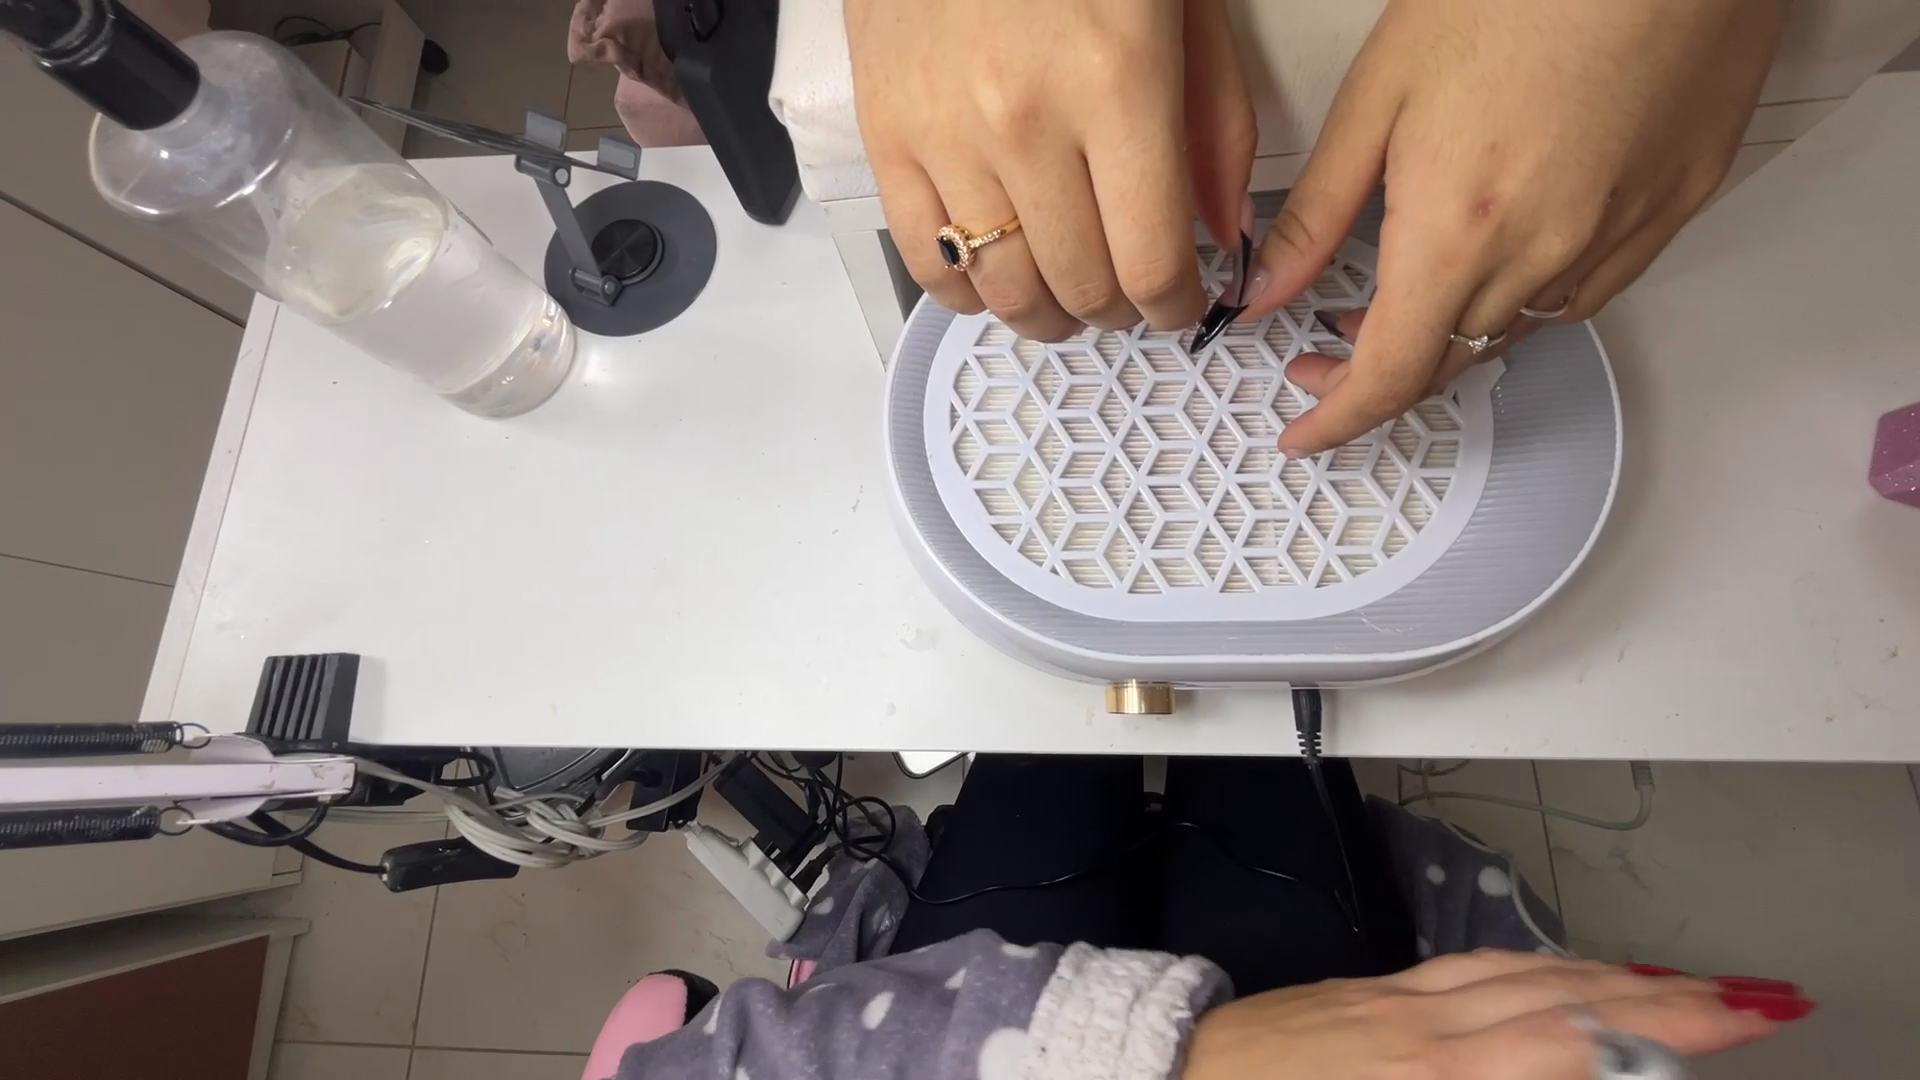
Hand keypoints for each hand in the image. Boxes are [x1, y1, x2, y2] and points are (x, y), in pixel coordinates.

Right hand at [845, 0, 1254, 341]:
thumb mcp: (1183, 3)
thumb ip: (1216, 125)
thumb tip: (1221, 232)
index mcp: (1117, 84)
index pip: (1150, 260)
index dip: (1173, 307)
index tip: (1178, 308)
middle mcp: (1025, 125)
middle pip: (1080, 288)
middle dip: (1115, 314)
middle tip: (1124, 301)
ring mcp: (946, 139)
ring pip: (1005, 292)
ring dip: (1046, 318)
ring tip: (1063, 305)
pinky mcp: (886, 142)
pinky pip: (929, 265)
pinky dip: (969, 297)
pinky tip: (995, 281)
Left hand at [1181, 951, 1800, 1079]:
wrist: (1186, 1070)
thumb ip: (1486, 1077)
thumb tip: (1553, 1068)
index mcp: (1431, 1073)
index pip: (1566, 1039)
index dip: (1658, 1030)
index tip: (1736, 1018)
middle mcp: (1420, 1024)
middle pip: (1551, 996)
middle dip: (1654, 997)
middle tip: (1744, 996)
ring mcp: (1390, 994)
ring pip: (1509, 970)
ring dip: (1593, 971)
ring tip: (1667, 979)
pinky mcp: (1365, 984)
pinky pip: (1459, 964)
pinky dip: (1520, 961)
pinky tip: (1545, 967)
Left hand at [1239, 0, 1789, 456]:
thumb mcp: (1376, 102)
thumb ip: (1312, 218)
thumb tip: (1264, 293)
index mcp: (1458, 233)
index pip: (1385, 378)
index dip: (1335, 422)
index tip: (1302, 436)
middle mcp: (1544, 252)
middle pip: (1439, 368)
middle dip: (1368, 382)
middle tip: (1320, 361)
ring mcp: (1617, 234)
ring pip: (1501, 341)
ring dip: (1433, 346)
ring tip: (1385, 311)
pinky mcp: (1671, 205)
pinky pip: (1574, 301)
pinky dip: (1506, 313)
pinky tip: (1479, 278)